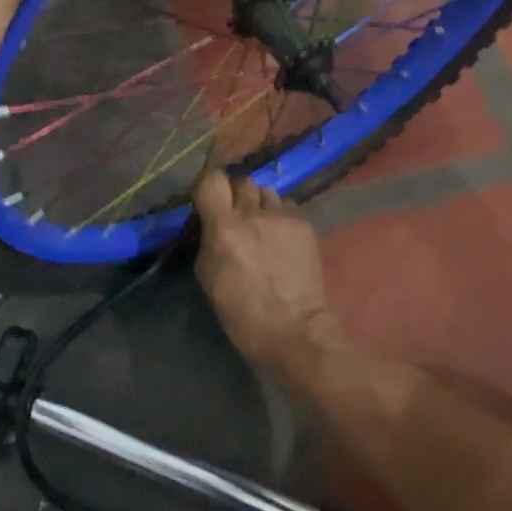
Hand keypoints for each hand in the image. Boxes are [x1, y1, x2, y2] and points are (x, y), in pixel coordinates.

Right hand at [192, 172, 348, 369]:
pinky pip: (287, 207)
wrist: (294, 330)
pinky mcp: (304, 224)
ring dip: (260, 205)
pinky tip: (281, 238)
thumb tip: (209, 224)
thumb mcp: (207, 276)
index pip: (211, 180)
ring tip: (262, 227)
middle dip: (235, 196)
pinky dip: (280, 216)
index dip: (208, 187)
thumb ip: (207, 240)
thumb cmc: (241, 312)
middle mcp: (253, 214)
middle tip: (236, 217)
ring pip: (267, 192)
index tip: (208, 200)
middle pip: (242, 182)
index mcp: (224, 227)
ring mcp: (283, 216)